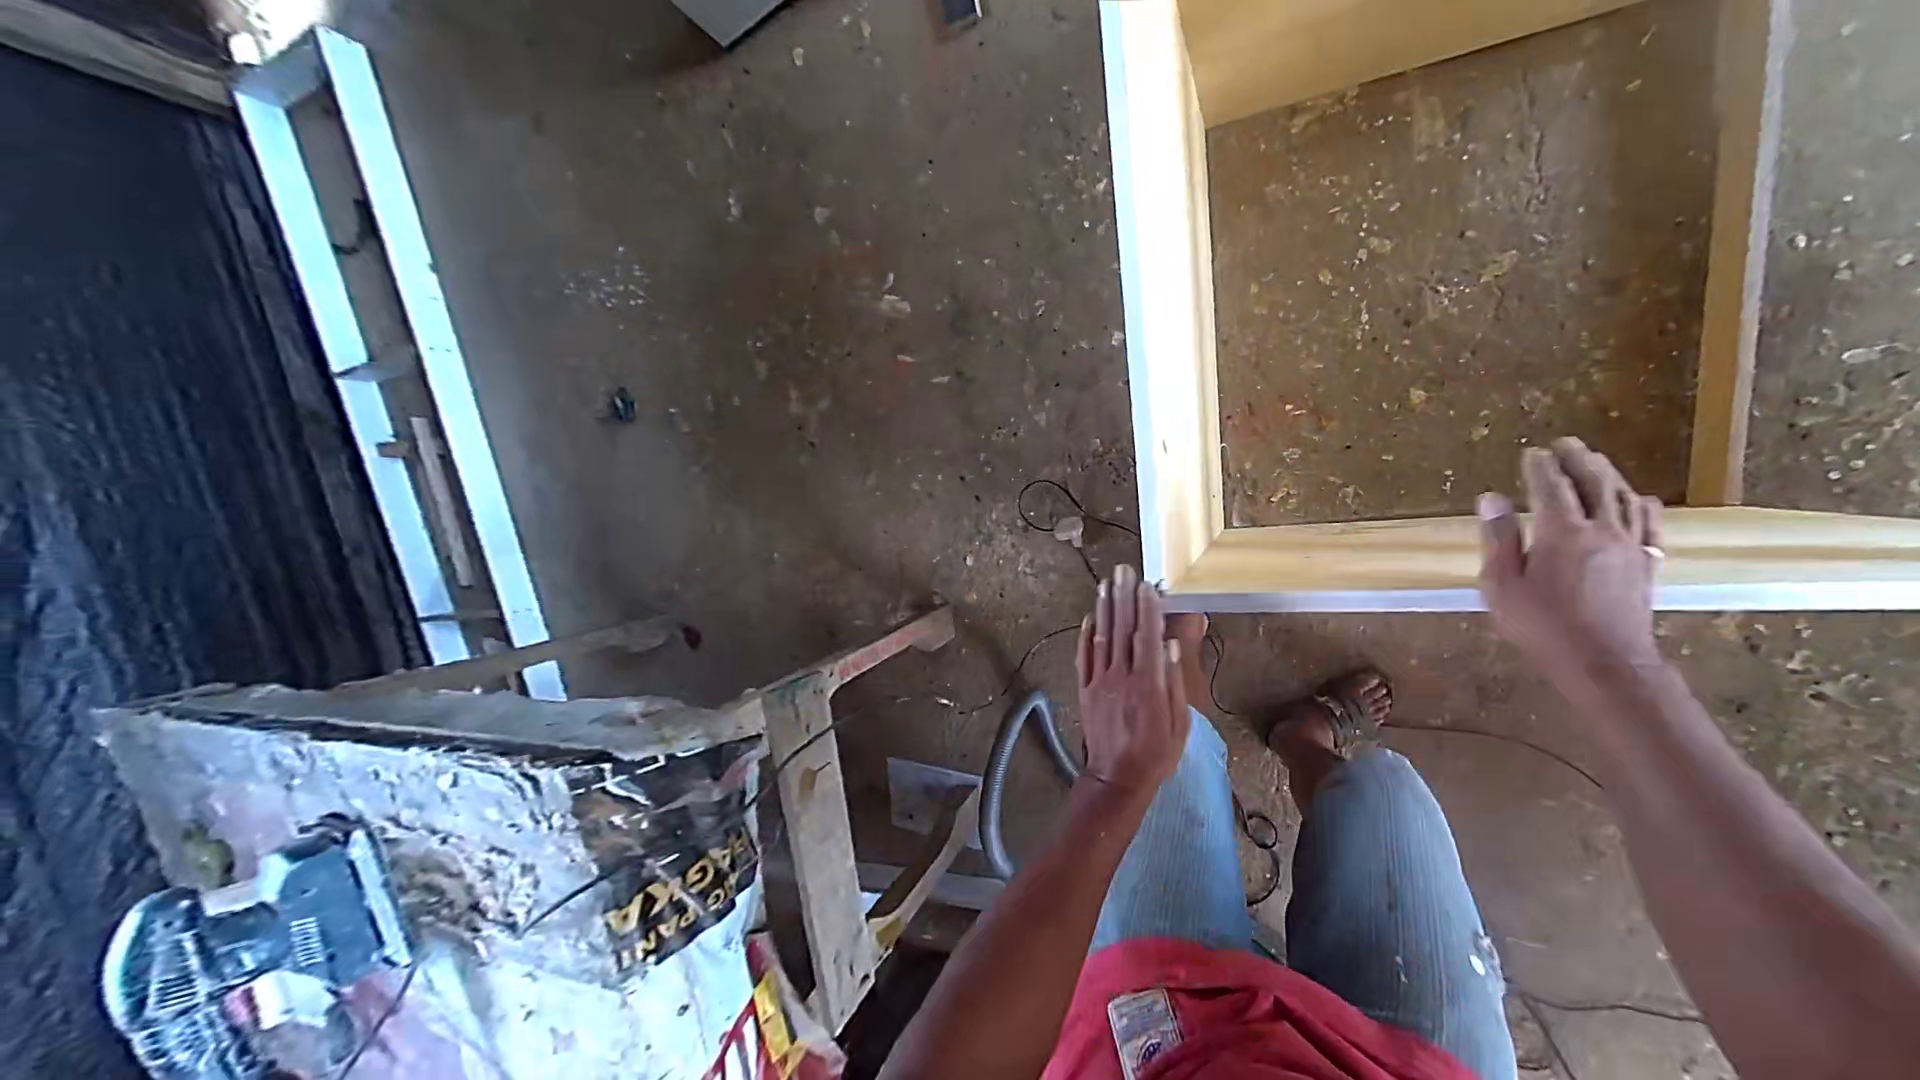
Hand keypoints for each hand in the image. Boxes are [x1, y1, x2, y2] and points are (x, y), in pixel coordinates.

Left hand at [1076, 564, 1189, 801]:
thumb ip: (1174, 682)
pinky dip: (1085, 635)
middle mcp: (1120, 678)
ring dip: (1104, 608)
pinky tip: (1089, 617)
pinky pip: (1084, 656)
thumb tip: (1172, 645)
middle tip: (1124, 570)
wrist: (1116, 779)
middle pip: (1122, 629)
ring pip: (1101, 637)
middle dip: (1124, 597)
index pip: (1147, 637)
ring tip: (1106, 583)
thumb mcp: (1179, 724)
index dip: (1147, 609)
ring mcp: (1099, 682)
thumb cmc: (1155, 755)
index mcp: (1148, 685)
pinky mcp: (1084, 689)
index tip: (1147, 585)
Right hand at [1478, 437, 1665, 682]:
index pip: (1551, 488)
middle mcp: (1602, 531)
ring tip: (1597, 462)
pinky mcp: (1647, 564)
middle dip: (1579, 460)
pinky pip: (1650, 524)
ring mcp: (1630, 546)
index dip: (1540, 468)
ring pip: (1624, 498)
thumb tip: (1492, 499)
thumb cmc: (1541, 625)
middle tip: (1567, 444)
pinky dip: (1641, 504)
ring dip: (1609, 476)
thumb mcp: (1503, 584)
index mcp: (1562, 533)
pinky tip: (1639, 499)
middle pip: (1595, 484)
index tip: (1531, 452)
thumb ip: (1499, 539)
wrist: (1604, 661)